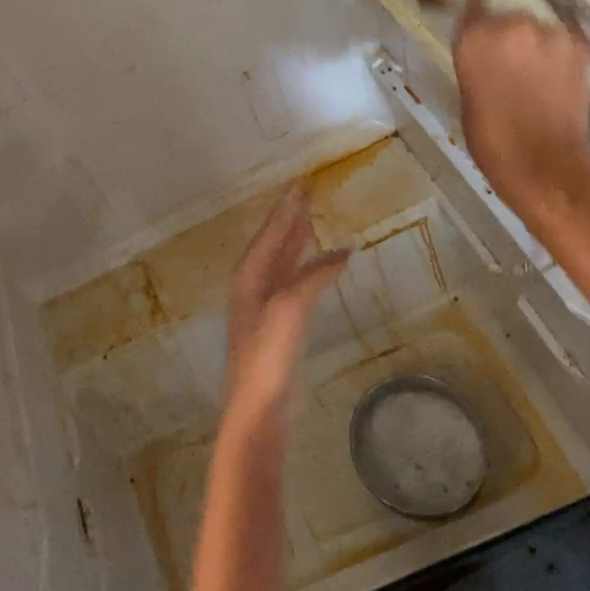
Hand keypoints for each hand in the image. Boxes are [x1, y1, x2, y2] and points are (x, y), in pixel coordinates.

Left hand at [226, 186, 349, 424]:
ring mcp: (266, 308)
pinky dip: (310, 271)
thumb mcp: (290, 309)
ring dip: (298, 243)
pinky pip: (295, 285)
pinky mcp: (280, 328)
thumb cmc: (268, 355)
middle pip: (273, 245)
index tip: (299, 183)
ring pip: (283, 265)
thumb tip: (341, 252)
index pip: (269, 234)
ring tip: (312, 222)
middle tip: (306, 195)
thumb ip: (313, 277)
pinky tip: (323, 269)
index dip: (285, 209)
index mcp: (249, 278)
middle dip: (289, 221)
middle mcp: (253, 288)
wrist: (259, 407)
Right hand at [452, 3, 589, 218]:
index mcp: (474, 38)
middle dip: (507, 29)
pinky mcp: (579, 46)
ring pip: (538, 25)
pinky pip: (561, 40)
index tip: (475, 7)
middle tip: (506, 53)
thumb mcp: (468, 95)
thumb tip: (484, 51)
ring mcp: (549, 32)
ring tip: (533, 66)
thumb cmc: (491, 139)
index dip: (475, 5)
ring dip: (534, 40)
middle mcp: (511, 24)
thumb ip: (476, 62)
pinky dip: (557, 51)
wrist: (542, 161)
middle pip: (508, 12)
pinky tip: (553, 73)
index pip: (472, 2)